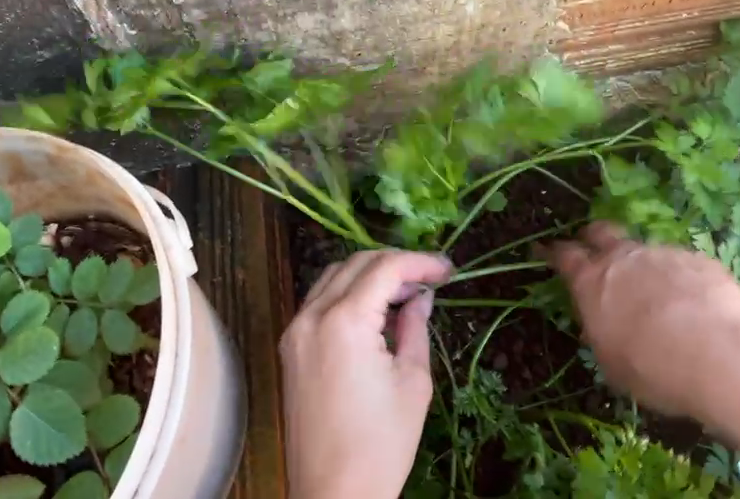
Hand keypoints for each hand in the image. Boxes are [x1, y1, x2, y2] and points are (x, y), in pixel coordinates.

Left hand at [281, 250, 451, 498]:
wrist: (332, 496)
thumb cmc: (381, 445)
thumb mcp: (412, 382)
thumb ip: (415, 327)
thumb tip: (421, 296)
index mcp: (344, 321)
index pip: (385, 268)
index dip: (420, 263)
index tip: (448, 270)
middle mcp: (312, 315)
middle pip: (357, 264)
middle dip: (396, 265)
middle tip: (429, 280)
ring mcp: (296, 330)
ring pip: (334, 276)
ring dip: (370, 274)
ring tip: (405, 292)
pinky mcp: (290, 347)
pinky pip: (320, 301)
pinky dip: (348, 293)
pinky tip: (374, 311)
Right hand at [547, 222, 739, 417]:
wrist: (719, 356)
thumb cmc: (653, 368)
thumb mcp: (612, 364)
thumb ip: (601, 335)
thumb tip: (601, 327)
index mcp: (591, 282)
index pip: (563, 256)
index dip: (553, 252)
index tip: (545, 250)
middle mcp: (622, 257)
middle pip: (601, 231)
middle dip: (594, 237)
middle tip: (596, 251)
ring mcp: (661, 253)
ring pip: (644, 250)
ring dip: (644, 266)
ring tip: (659, 295)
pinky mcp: (698, 259)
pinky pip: (682, 264)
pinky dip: (681, 279)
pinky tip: (696, 306)